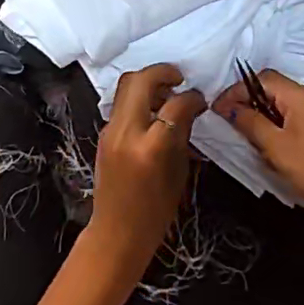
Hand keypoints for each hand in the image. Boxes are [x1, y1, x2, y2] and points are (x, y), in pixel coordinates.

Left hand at [87, 65, 204, 271]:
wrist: (117, 232)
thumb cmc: (155, 212)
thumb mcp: (178, 173)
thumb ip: (182, 136)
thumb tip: (190, 108)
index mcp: (150, 147)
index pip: (174, 105)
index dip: (192, 98)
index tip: (200, 100)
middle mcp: (126, 132)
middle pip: (139, 81)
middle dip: (161, 72)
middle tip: (178, 79)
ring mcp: (110, 131)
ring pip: (125, 87)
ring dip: (147, 83)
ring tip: (166, 94)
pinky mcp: (103, 134)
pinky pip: (121, 105)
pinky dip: (137, 99)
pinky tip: (152, 112)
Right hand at [214, 70, 303, 238]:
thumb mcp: (276, 146)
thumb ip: (249, 122)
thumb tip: (228, 106)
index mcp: (301, 96)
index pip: (261, 78)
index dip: (236, 90)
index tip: (217, 110)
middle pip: (270, 91)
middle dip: (247, 105)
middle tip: (228, 125)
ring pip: (279, 109)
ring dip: (259, 121)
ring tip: (245, 140)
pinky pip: (289, 125)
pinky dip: (273, 133)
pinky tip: (266, 152)